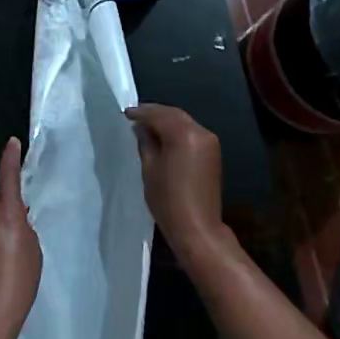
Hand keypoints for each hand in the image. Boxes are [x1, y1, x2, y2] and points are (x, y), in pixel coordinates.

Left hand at [0, 137, 40, 333]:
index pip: (8, 179)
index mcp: (7, 214)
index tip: (12, 143)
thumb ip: (23, 228)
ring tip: (2, 263)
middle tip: (16, 243)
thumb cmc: (18, 281)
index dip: (10, 160)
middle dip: (3, 216)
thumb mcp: (32, 250)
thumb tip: (12, 220)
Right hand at [126, 104, 226, 254]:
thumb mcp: (149, 169)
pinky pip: (193, 134)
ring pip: (185, 123)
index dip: (142, 112)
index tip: (126, 113)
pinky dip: (178, 132)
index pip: (160, 114)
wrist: (197, 226)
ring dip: (167, 122)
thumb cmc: (167, 199)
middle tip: (136, 117)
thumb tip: (141, 128)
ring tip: (147, 127)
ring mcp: (210, 142)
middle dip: (156, 114)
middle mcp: (201, 132)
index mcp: (184, 134)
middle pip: (175, 115)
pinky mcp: (213, 153)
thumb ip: (146, 143)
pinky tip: (164, 138)